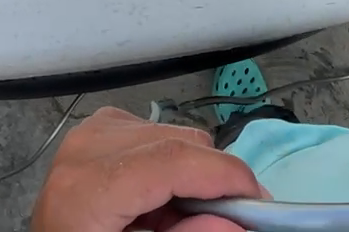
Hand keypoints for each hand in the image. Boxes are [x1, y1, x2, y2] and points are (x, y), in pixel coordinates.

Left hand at [30, 107, 265, 231]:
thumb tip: (235, 223)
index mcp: (87, 187)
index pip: (171, 159)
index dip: (223, 175)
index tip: (260, 201)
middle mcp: (88, 144)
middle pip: (178, 141)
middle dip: (215, 177)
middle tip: (233, 219)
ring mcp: (92, 130)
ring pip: (174, 132)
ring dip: (193, 171)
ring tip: (183, 215)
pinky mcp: (99, 126)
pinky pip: (157, 131)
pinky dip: (172, 161)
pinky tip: (161, 198)